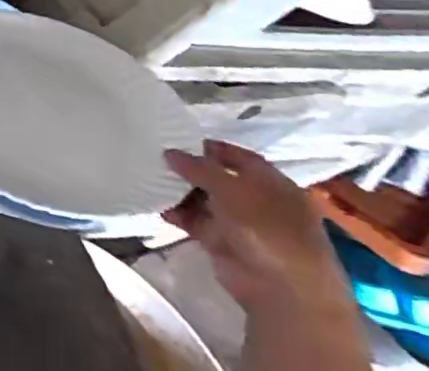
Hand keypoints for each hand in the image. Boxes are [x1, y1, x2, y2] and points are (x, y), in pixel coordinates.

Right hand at [162, 140, 352, 315]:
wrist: (281, 290)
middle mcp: (257, 201)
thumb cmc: (266, 228)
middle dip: (189, 168)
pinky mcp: (221, 242)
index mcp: (273, 185)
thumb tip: (170, 152)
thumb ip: (199, 167)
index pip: (240, 157)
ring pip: (203, 198)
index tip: (180, 138)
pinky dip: (175, 212)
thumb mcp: (231, 188)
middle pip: (217, 177)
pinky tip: (153, 201)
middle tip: (155, 154)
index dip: (212, 147)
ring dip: (179, 190)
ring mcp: (239, 223)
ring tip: (147, 174)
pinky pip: (193, 220)